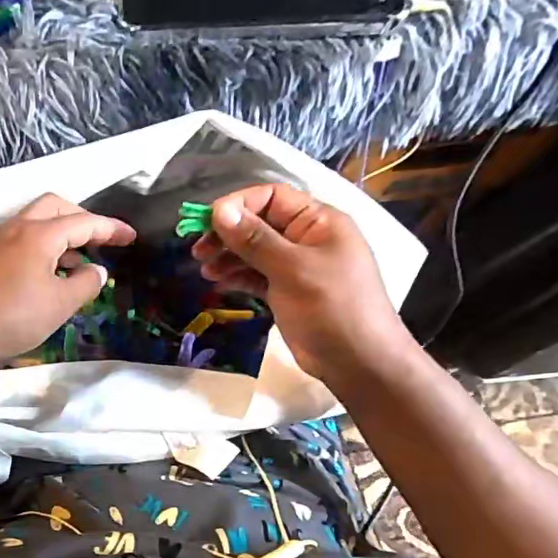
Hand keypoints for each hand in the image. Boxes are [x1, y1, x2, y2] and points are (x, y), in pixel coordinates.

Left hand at [0, 194, 135, 385]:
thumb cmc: (9, 320)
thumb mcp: (58, 306)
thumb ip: (85, 284)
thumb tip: (97, 270)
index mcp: (38, 234)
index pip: (83, 222)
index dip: (111, 228)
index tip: (131, 237)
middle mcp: (14, 227)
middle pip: (54, 207)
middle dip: (81, 219)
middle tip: (100, 241)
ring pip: (34, 222)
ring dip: (59, 234)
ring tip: (76, 263)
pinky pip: (19, 239)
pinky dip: (40, 247)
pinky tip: (45, 275)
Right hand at [191, 183, 412, 379]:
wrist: (358, 360)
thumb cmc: (332, 307)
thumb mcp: (292, 269)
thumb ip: (255, 240)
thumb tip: (220, 211)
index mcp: (318, 221)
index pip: (272, 197)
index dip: (238, 205)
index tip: (207, 222)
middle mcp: (306, 239)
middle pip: (259, 224)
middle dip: (228, 234)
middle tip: (198, 251)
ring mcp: (296, 266)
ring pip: (254, 252)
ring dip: (228, 257)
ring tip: (205, 271)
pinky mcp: (287, 292)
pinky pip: (257, 276)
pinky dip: (237, 277)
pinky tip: (219, 283)